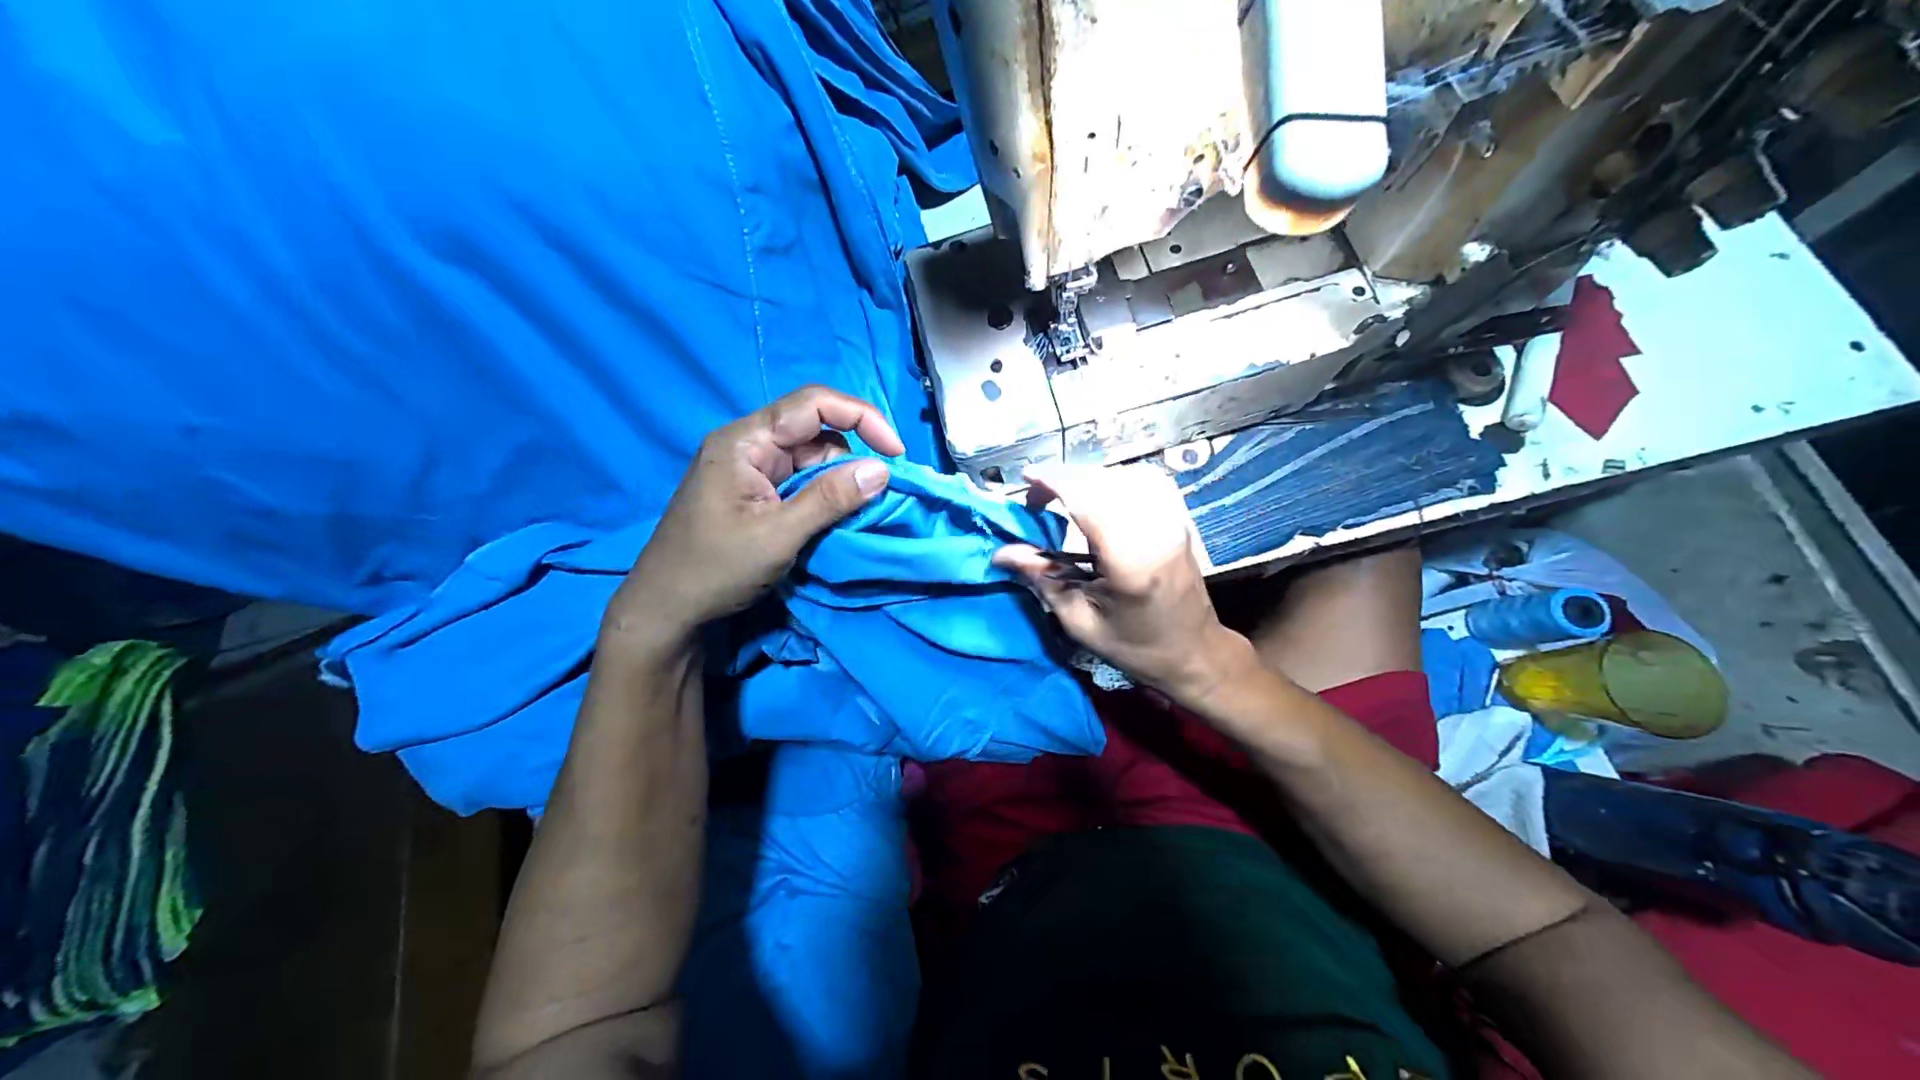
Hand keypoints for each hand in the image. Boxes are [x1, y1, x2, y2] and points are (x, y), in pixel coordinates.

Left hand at [605, 386, 903, 643]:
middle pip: (815, 430)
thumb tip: (882, 470)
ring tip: (856, 515)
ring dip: (839, 481)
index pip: (813, 404)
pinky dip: (824, 495)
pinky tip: (836, 518)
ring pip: (812, 458)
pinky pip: (800, 481)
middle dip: (852, 457)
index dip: (861, 417)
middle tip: (878, 495)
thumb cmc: (715, 569)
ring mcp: (751, 469)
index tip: (896, 453)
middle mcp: (749, 445)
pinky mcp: (755, 492)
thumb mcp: (778, 534)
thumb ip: (830, 498)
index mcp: (746, 440)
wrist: (666, 609)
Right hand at [993, 463, 1256, 701]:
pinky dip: (1112, 482)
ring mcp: (1171, 521)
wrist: (1194, 652)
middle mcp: (1155, 531)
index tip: (1025, 480)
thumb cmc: (1136, 647)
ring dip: (1087, 479)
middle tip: (1036, 499)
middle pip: (1102, 481)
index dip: (1052, 481)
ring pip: (1122, 475)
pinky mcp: (1177, 518)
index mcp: (1130, 561)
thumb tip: (1003, 553)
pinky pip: (1142, 481)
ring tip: (1062, 498)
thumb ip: (1043, 580)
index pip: (1088, 499)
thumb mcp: (1080, 622)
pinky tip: (1096, 498)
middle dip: (1063, 479)